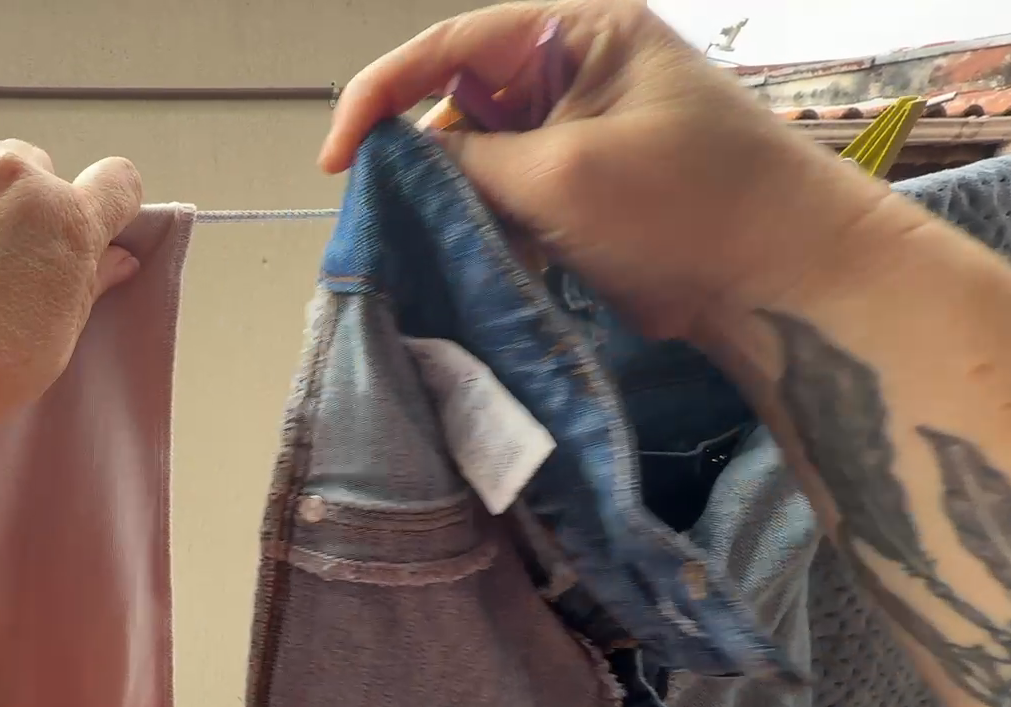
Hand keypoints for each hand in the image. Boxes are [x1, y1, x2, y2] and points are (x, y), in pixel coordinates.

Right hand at [321, 0, 895, 338]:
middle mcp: (564, 74)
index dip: (378, 96)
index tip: (334, 161)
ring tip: (432, 237)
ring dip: (441, 198)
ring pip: (463, 156)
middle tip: (380, 208)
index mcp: (578, 34)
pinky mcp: (559, 187)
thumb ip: (465, 160)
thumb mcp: (557, 172)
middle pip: (449, 102)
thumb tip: (394, 160)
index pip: (449, 48)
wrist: (768, 275)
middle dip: (410, 153)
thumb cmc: (679, 204)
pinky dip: (467, 222)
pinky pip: (487, 195)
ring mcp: (562, 133)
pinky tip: (469, 250)